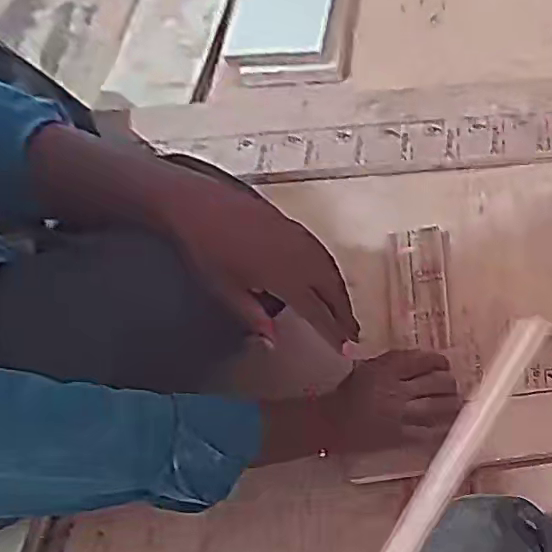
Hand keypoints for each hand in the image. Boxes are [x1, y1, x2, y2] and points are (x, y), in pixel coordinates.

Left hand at [159, 176, 360, 349]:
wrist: (197, 201)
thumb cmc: (207, 248)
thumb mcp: (226, 289)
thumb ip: (253, 316)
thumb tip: (272, 340)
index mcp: (286, 279)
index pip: (319, 313)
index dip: (333, 333)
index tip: (345, 350)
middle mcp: (302, 259)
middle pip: (334, 294)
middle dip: (345, 316)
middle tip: (353, 336)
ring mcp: (301, 240)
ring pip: (333, 274)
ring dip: (342, 296)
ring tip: (346, 314)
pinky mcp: (296, 227)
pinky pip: (324, 257)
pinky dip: (333, 275)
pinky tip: (329, 282)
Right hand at [320, 350, 462, 451]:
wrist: (331, 424)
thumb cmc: (351, 394)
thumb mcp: (370, 368)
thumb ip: (397, 363)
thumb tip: (430, 363)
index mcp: (386, 370)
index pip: (423, 360)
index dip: (439, 362)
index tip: (443, 366)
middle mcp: (395, 390)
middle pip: (437, 383)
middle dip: (449, 384)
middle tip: (450, 386)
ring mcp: (400, 415)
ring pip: (439, 407)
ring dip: (453, 405)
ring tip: (456, 404)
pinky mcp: (401, 437)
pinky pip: (431, 433)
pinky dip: (445, 429)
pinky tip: (451, 426)